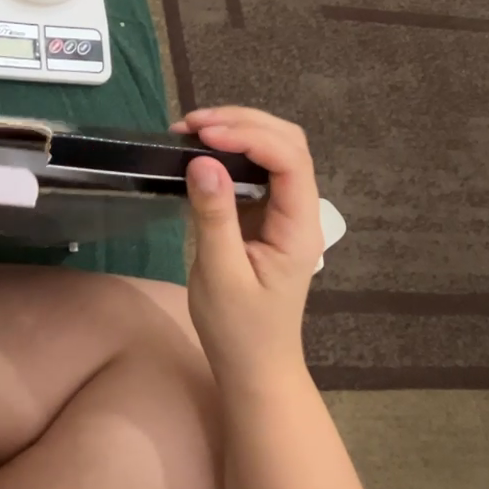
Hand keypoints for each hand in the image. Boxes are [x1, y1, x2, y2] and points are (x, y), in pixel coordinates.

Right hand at [172, 107, 323, 393]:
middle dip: (243, 122)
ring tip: (190, 130)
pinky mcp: (261, 214)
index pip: (288, 161)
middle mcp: (298, 211)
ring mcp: (281, 211)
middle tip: (191, 124)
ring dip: (236, 130)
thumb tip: (202, 162)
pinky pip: (253, 168)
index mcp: (299, 227)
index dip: (249, 136)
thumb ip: (214, 215)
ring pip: (272, 149)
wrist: (253, 365)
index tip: (203, 135)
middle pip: (287, 143)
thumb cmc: (239, 328)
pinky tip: (198, 150)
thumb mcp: (220, 273)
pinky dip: (227, 149)